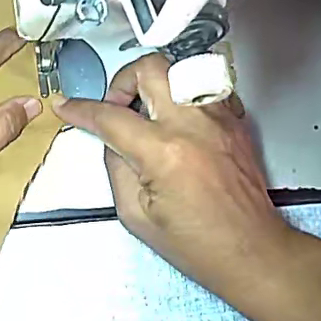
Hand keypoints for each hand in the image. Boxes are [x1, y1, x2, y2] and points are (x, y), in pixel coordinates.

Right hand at [51, 54, 320, 320]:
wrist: (253, 252)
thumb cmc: (196, 244)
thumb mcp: (135, 214)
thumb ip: (116, 167)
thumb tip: (111, 140)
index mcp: (164, 153)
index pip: (110, 116)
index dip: (81, 109)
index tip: (67, 107)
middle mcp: (195, 126)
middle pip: (150, 68)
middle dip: (122, 80)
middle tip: (116, 106)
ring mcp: (220, 119)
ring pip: (180, 69)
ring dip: (154, 85)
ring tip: (146, 113)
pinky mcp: (235, 121)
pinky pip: (203, 87)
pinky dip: (182, 95)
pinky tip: (176, 122)